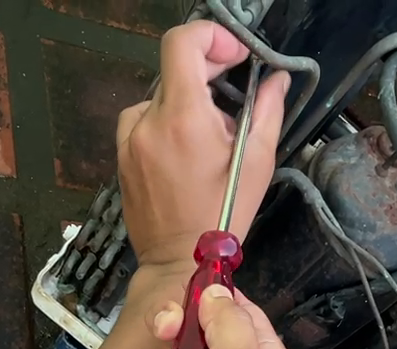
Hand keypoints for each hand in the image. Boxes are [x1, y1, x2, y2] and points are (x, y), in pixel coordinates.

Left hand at [117, 22, 288, 274]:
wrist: (178, 264)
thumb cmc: (220, 218)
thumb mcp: (256, 165)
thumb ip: (267, 112)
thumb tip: (276, 81)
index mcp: (182, 117)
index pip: (182, 43)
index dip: (210, 37)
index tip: (232, 57)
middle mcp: (148, 124)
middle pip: (173, 73)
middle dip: (204, 80)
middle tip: (227, 111)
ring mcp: (129, 144)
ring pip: (155, 100)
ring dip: (180, 107)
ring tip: (202, 141)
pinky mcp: (120, 162)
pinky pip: (139, 127)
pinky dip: (160, 129)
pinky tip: (179, 156)